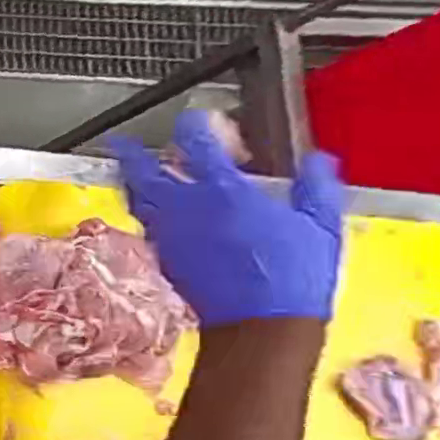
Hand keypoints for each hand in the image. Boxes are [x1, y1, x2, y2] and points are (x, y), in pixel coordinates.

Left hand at [110, 109, 344, 326]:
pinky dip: (145, 209)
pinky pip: (147, 225)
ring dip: (134, 182)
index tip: (189, 118)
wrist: (256, 320)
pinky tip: (149, 206)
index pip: (200, 150)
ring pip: (141, 201)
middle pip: (149, 176)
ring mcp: (167, 235)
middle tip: (120, 144)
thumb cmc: (293, 272)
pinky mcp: (160, 256)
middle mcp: (185, 211)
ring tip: (128, 171)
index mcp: (225, 194)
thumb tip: (315, 159)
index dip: (192, 130)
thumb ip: (314, 185)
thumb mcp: (319, 222)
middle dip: (132, 157)